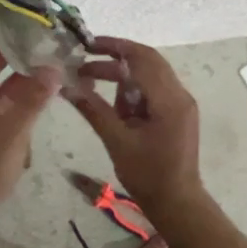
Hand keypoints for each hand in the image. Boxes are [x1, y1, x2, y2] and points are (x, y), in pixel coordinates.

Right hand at [66, 37, 203, 208]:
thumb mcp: (117, 141)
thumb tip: (67, 87)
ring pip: (149, 75)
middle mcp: (179, 95)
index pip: (142, 58)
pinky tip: (111, 102)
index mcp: (169, 100)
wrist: (177, 202)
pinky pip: (152, 90)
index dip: (114, 47)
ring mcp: (180, 104)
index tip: (87, 45)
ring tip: (90, 83)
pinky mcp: (176, 113)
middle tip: (84, 60)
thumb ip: (93, 109)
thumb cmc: (148, 175)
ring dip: (121, 75)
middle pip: (147, 61)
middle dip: (115, 57)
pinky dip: (131, 90)